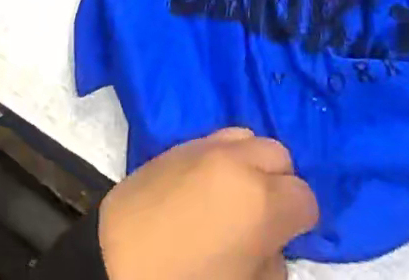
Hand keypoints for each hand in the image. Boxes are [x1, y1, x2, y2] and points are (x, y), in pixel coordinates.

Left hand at [99, 127, 318, 279]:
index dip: (301, 223)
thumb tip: (271, 252)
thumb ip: (268, 271)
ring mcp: (208, 149)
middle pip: (281, 159)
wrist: (103, 274)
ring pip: (250, 141)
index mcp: (262, 202)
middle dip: (279, 186)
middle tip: (262, 220)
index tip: (286, 240)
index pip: (305, 199)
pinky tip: (206, 190)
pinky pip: (216, 143)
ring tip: (235, 198)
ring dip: (252, 166)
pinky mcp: (178, 147)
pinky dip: (223, 161)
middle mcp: (241, 163)